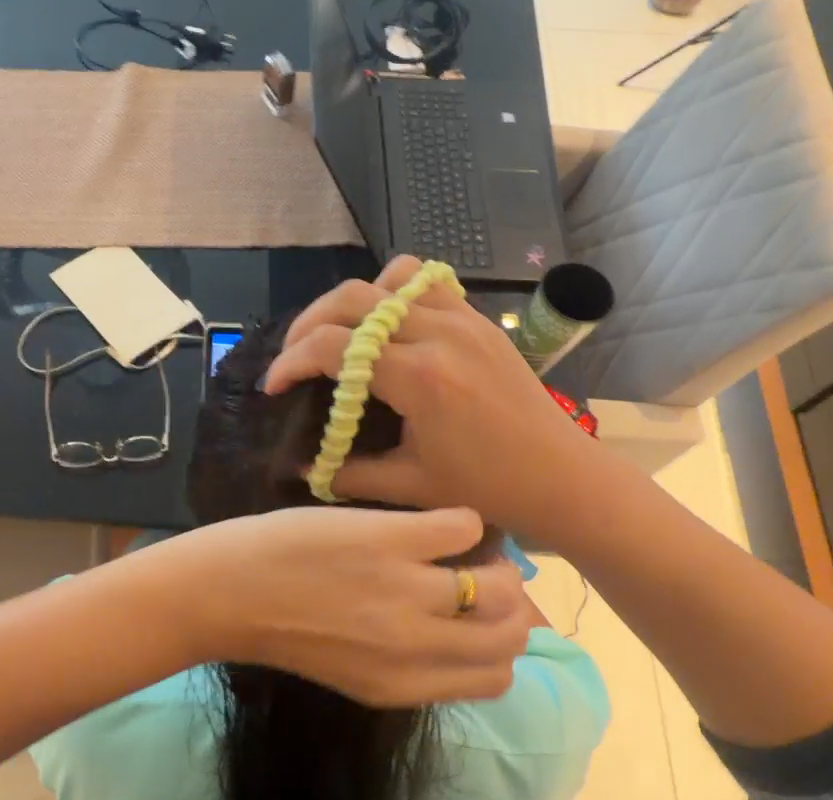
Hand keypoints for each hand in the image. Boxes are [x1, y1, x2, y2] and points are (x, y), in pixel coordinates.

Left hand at [145, 505, 534, 705]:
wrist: (223, 594)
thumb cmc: (279, 630)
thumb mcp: (352, 670)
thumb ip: (408, 664)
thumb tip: (460, 633)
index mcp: (404, 687)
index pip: (496, 680)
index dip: (496, 645)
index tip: (476, 621)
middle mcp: (415, 649)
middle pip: (512, 636)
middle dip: (508, 607)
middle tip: (477, 580)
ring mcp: (406, 593)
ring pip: (503, 585)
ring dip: (492, 564)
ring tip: (457, 552)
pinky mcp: (391, 541)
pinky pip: (465, 527)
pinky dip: (458, 522)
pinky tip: (424, 526)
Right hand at [262, 255, 609, 546]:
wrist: (558, 476)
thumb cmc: (484, 489)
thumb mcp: (407, 486)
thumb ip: (346, 471)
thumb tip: (299, 463)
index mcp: (419, 378)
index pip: (334, 346)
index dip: (291, 361)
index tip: (273, 386)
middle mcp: (439, 334)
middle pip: (352, 298)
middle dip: (308, 323)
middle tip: (293, 356)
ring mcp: (464, 320)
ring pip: (390, 278)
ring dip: (352, 301)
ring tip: (338, 335)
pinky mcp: (480, 320)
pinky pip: (428, 283)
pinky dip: (395, 294)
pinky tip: (386, 330)